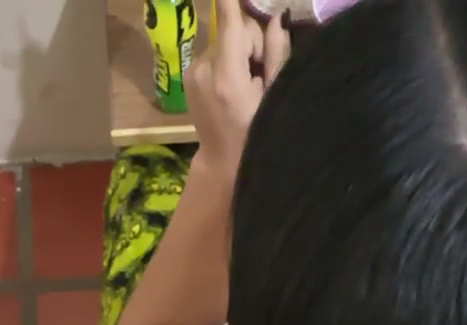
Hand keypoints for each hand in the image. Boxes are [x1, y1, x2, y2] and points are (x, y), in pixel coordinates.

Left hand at [187, 0, 291, 182]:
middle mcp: (204, 68)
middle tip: (260, 74)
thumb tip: (277, 18)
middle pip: (233, 29)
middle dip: (250, 43)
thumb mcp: (274, 99)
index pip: (229, 18)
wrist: (222, 165)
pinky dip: (227, 62)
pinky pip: (215, 53)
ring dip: (239, 53)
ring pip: (224, 40)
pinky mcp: (189, 75)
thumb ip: (277, 55)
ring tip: (248, 85)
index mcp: (226, 76)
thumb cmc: (256, 137)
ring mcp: (193, 71)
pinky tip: (234, 87)